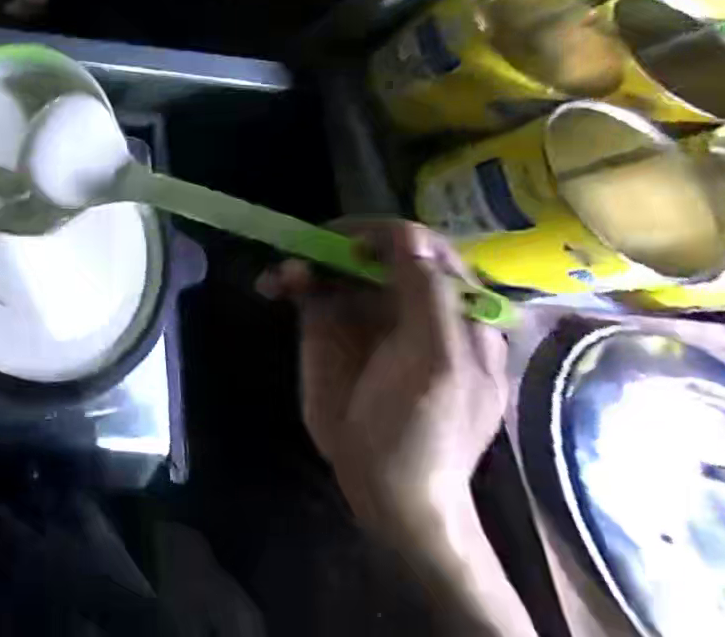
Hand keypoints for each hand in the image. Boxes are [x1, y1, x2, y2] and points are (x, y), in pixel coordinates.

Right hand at [257, 221, 508, 544]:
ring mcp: (367, 309)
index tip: (352, 244)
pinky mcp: (330, 325)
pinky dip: (290, 278)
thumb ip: (428, 294)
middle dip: (339, 242)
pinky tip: (272, 286)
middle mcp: (408, 296)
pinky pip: (309, 286)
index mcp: (452, 303)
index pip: (423, 245)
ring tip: (282, 276)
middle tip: (308, 248)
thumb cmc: (427, 430)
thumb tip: (406, 233)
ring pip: (336, 261)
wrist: (387, 491)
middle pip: (374, 246)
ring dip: (308, 256)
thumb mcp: (441, 364)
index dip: (388, 235)